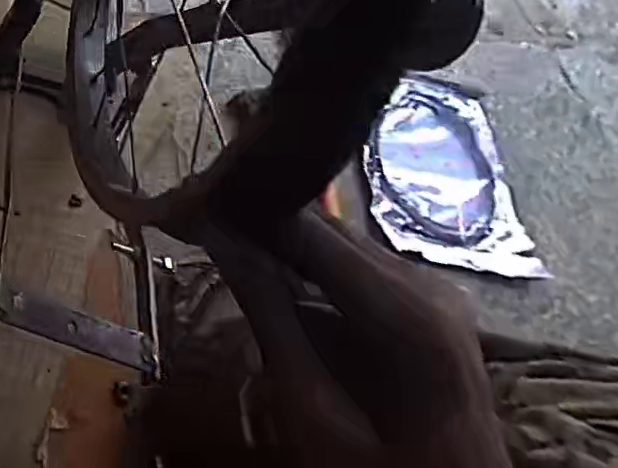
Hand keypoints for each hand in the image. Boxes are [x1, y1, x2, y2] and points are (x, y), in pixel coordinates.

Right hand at [211, 211, 507, 467]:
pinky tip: (268, 275)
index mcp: (406, 311)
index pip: (303, 225)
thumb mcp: (314, 411)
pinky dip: (304, 264)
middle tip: (195, 222)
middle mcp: (425, 285)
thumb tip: (216, 234)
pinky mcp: (424, 303)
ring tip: (222, 241)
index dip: (240, 209)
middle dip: (255, 222)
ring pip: (331, 239)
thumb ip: (267, 314)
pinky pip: (349, 263)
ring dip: (276, 241)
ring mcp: (430, 292)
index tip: (187, 205)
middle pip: (320, 226)